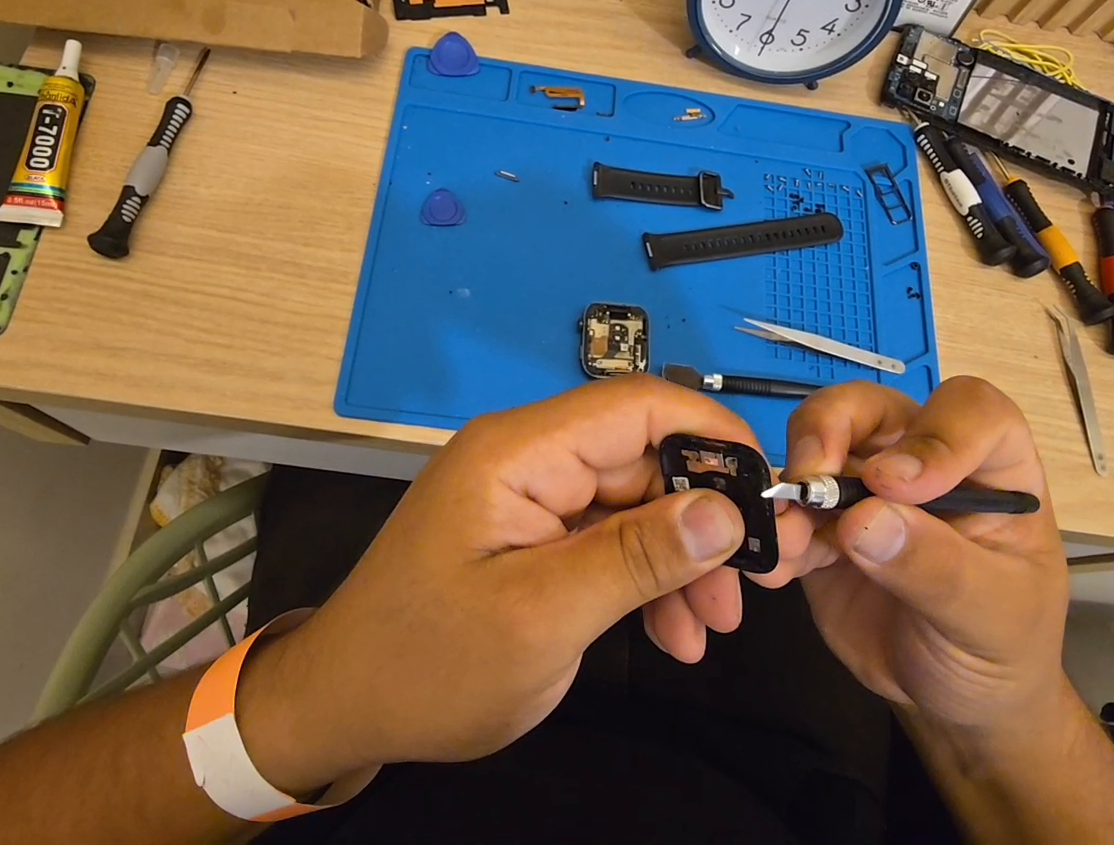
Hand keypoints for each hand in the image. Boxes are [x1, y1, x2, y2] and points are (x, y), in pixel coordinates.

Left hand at [235, 377, 754, 793]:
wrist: (346, 707)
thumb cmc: (429, 663)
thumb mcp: (542, 617)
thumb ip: (636, 558)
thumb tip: (726, 512)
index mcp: (520, 451)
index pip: (634, 405)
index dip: (709, 434)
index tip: (767, 492)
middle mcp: (529, 459)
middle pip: (642, 459)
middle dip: (702, 519)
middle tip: (754, 584)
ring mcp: (533, 499)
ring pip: (636, 506)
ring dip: (681, 560)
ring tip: (713, 626)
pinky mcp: (536, 537)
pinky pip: (609, 542)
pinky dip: (646, 581)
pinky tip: (674, 637)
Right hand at [751, 377, 1071, 732]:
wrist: (948, 702)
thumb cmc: (998, 650)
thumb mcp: (989, 617)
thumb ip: (934, 567)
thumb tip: (863, 518)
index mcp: (987, 468)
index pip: (968, 410)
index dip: (933, 432)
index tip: (894, 484)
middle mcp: (919, 461)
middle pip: (868, 407)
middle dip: (828, 429)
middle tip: (809, 479)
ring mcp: (862, 489)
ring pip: (814, 443)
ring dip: (791, 483)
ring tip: (787, 539)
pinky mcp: (821, 524)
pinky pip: (785, 506)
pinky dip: (772, 531)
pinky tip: (778, 570)